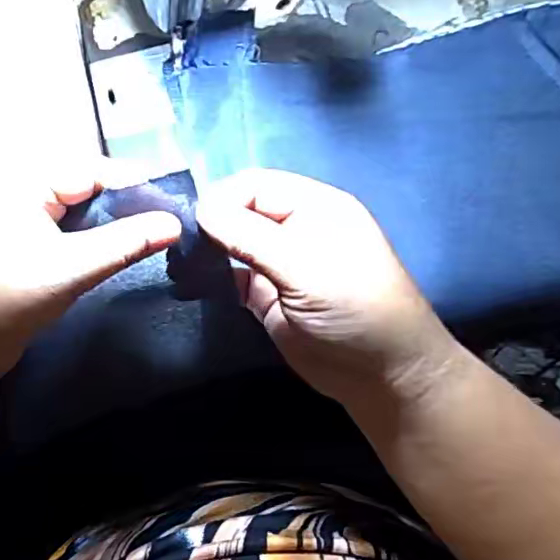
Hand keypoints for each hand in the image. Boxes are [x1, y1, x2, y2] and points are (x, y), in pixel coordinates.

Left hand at [0, 166, 182, 387]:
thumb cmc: (8, 300)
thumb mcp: (72, 269)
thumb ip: (125, 243)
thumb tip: (175, 224)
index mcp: (19, 186)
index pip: (87, 170)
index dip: (131, 183)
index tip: (171, 199)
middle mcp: (10, 195)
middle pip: (77, 188)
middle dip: (119, 202)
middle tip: (160, 219)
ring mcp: (6, 223)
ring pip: (67, 212)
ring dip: (102, 222)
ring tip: (141, 234)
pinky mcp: (8, 250)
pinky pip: (54, 232)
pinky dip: (82, 238)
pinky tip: (105, 251)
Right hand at [195, 170, 468, 408]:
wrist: (382, 374)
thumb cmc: (353, 308)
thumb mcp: (304, 265)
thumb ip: (250, 235)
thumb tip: (200, 210)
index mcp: (313, 206)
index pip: (254, 185)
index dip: (221, 199)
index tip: (193, 226)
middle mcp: (294, 228)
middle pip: (239, 212)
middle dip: (209, 225)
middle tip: (178, 248)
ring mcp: (279, 265)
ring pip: (232, 246)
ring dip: (206, 253)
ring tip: (178, 266)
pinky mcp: (266, 298)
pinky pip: (232, 278)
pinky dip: (211, 280)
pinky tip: (188, 284)